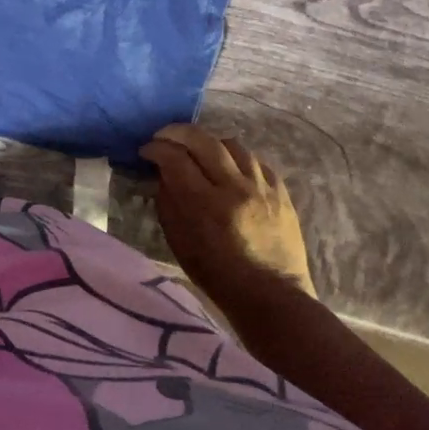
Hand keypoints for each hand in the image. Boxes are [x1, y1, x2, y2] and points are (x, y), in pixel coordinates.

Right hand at [141, 124, 315, 298]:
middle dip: (178, 133)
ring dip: (210, 143)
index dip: (155, 148)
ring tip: (199, 152)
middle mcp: (235, 188)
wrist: (273, 297)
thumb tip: (163, 173)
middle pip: (204, 141)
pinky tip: (230, 169)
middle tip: (165, 137)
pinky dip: (237, 159)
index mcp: (205, 203)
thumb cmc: (216, 274)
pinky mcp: (282, 194)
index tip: (146, 150)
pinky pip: (257, 162)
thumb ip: (168, 201)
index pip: (174, 158)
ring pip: (233, 145)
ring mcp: (263, 189)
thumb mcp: (178, 240)